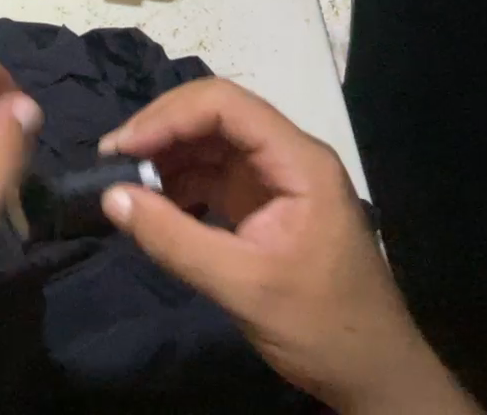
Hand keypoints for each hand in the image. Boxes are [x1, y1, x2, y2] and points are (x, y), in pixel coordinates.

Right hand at [98, 79, 477, 413]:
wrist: (375, 380)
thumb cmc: (323, 329)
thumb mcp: (244, 287)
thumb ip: (175, 240)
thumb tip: (111, 197)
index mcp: (298, 161)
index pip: (225, 105)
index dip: (169, 116)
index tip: (125, 147)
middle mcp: (285, 156)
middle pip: (212, 115)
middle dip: (160, 130)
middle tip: (112, 158)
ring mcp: (271, 177)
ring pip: (206, 141)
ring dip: (163, 154)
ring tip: (123, 180)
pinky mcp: (258, 201)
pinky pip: (208, 173)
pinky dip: (174, 181)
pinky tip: (150, 203)